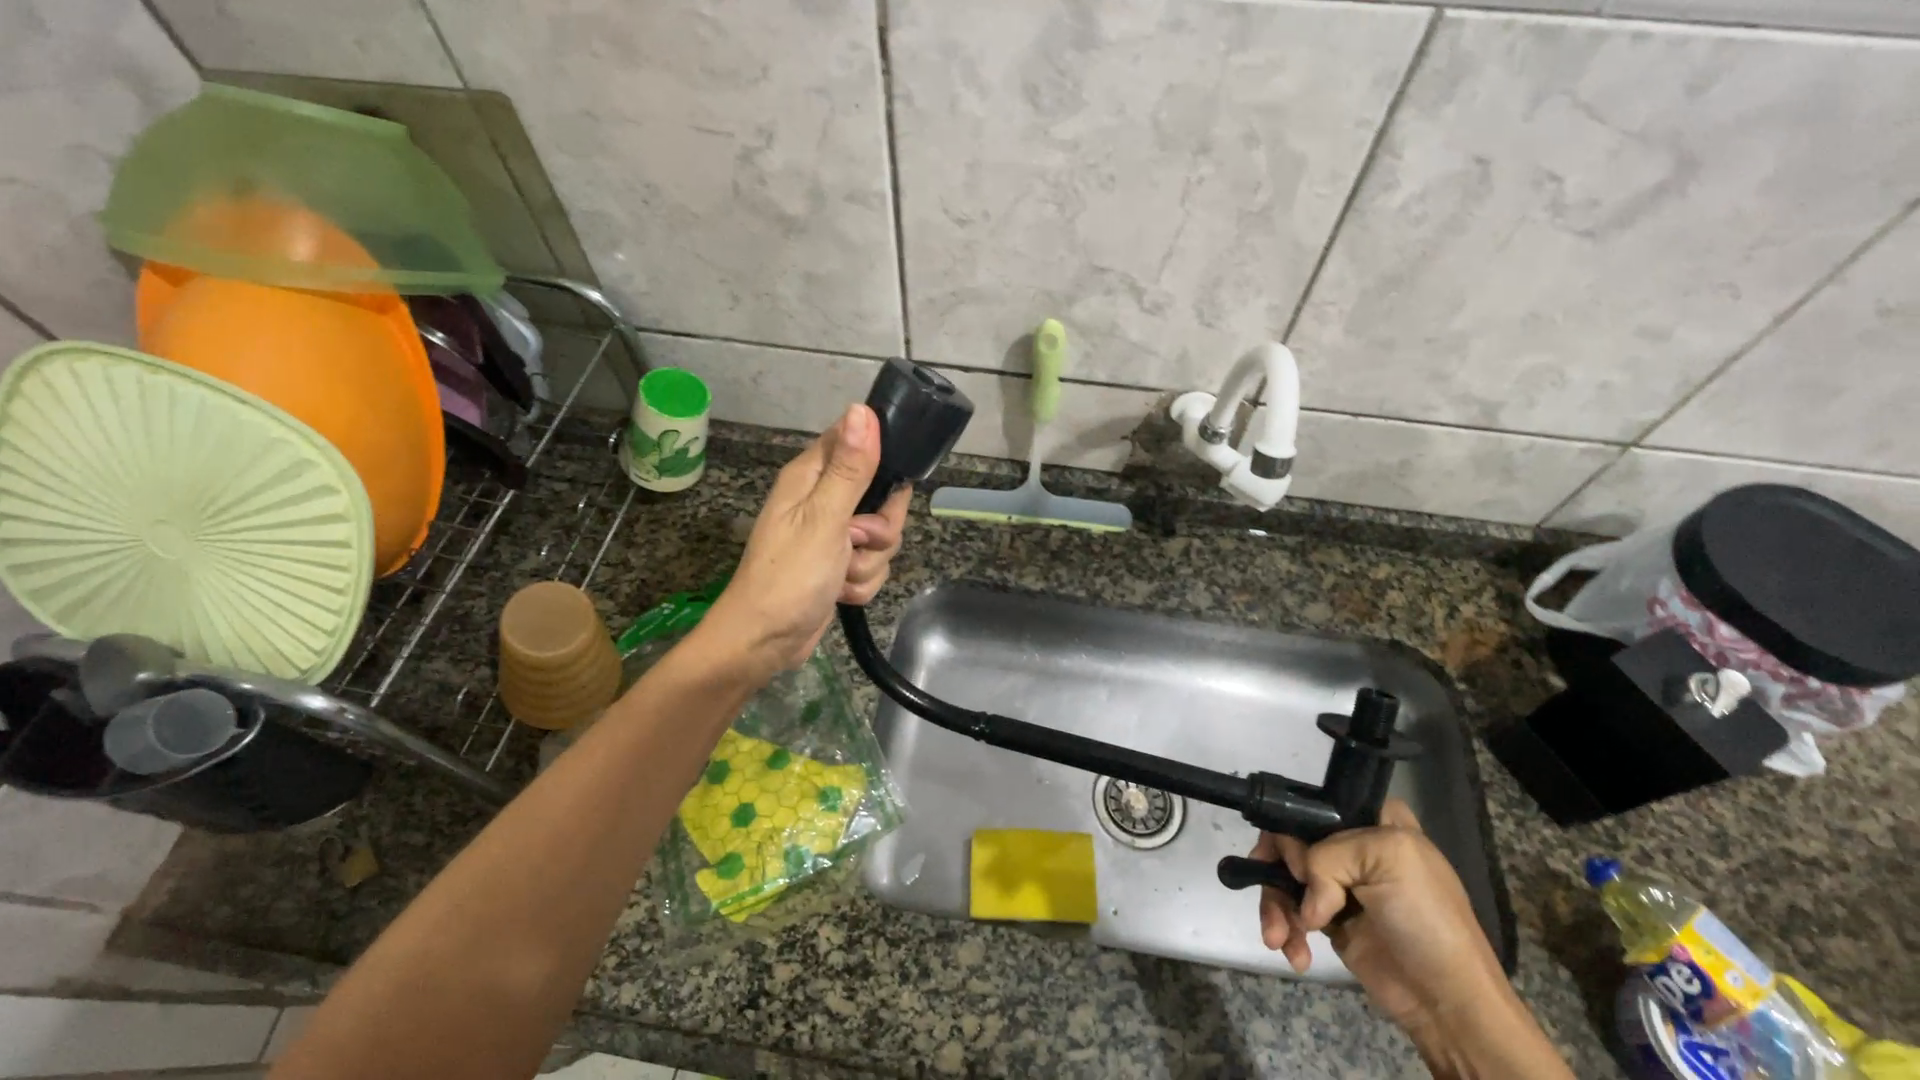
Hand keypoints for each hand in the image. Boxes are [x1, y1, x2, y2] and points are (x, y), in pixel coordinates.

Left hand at [701, 404, 910, 678]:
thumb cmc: (788, 576)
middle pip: (881, 497)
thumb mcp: (824, 518)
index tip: (887, 490)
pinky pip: (871, 565)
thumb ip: (850, 468)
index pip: (859, 444)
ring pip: (881, 537)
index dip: (882, 463)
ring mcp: (831, 536)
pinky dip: (862, 583)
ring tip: (842, 575)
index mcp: (811, 476)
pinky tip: (840, 594)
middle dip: (881, 528)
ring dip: (870, 562)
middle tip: (858, 540)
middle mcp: (822, 500)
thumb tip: (862, 409)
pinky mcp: (838, 566)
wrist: (764, 642)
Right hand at [1252, 800, 1510, 1039]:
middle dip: (1277, 872)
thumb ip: (1328, 856)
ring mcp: (1338, 884)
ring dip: (1276, 909)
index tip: (1296, 861)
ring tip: (1279, 939)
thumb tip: (1303, 897)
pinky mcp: (1327, 918)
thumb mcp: (1389, 859)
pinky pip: (1286, 910)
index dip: (1294, 828)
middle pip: (1289, 841)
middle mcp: (1351, 846)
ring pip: (1281, 877)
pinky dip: (1285, 931)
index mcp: (1373, 820)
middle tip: (1292, 898)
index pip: (1313, 805)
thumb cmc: (1426, 920)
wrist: (1446, 1000)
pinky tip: (1295, 953)